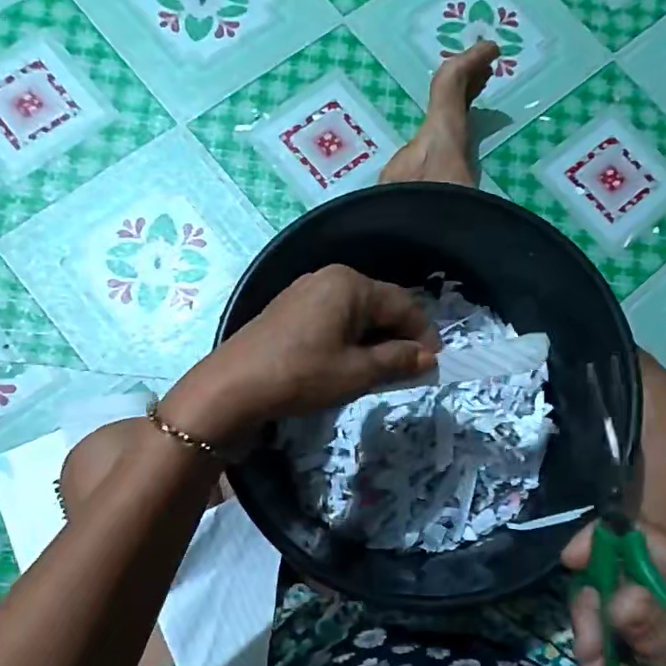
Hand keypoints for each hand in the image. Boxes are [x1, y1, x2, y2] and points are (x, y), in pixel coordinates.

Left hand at [162, 265, 439, 443]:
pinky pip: (336, 317)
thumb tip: (427, 358)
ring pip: (359, 312)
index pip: (404, 305)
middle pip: (381, 304)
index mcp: (351, 284)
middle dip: (401, 336)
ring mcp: (307, 290)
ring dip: (377, 339)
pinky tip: (353, 362)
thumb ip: (398, 360)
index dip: (424, 335)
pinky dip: (353, 337)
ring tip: (384, 370)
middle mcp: (330, 277)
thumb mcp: (357, 371)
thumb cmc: (301, 375)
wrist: (231, 388)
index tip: (433, 365)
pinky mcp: (292, 308)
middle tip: (411, 370)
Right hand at [563, 523, 665, 665]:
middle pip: (621, 574)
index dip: (603, 540)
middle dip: (595, 608)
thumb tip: (614, 596)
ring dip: (597, 638)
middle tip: (586, 653)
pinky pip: (624, 636)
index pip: (644, 536)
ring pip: (616, 607)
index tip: (570, 564)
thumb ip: (657, 633)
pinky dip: (609, 655)